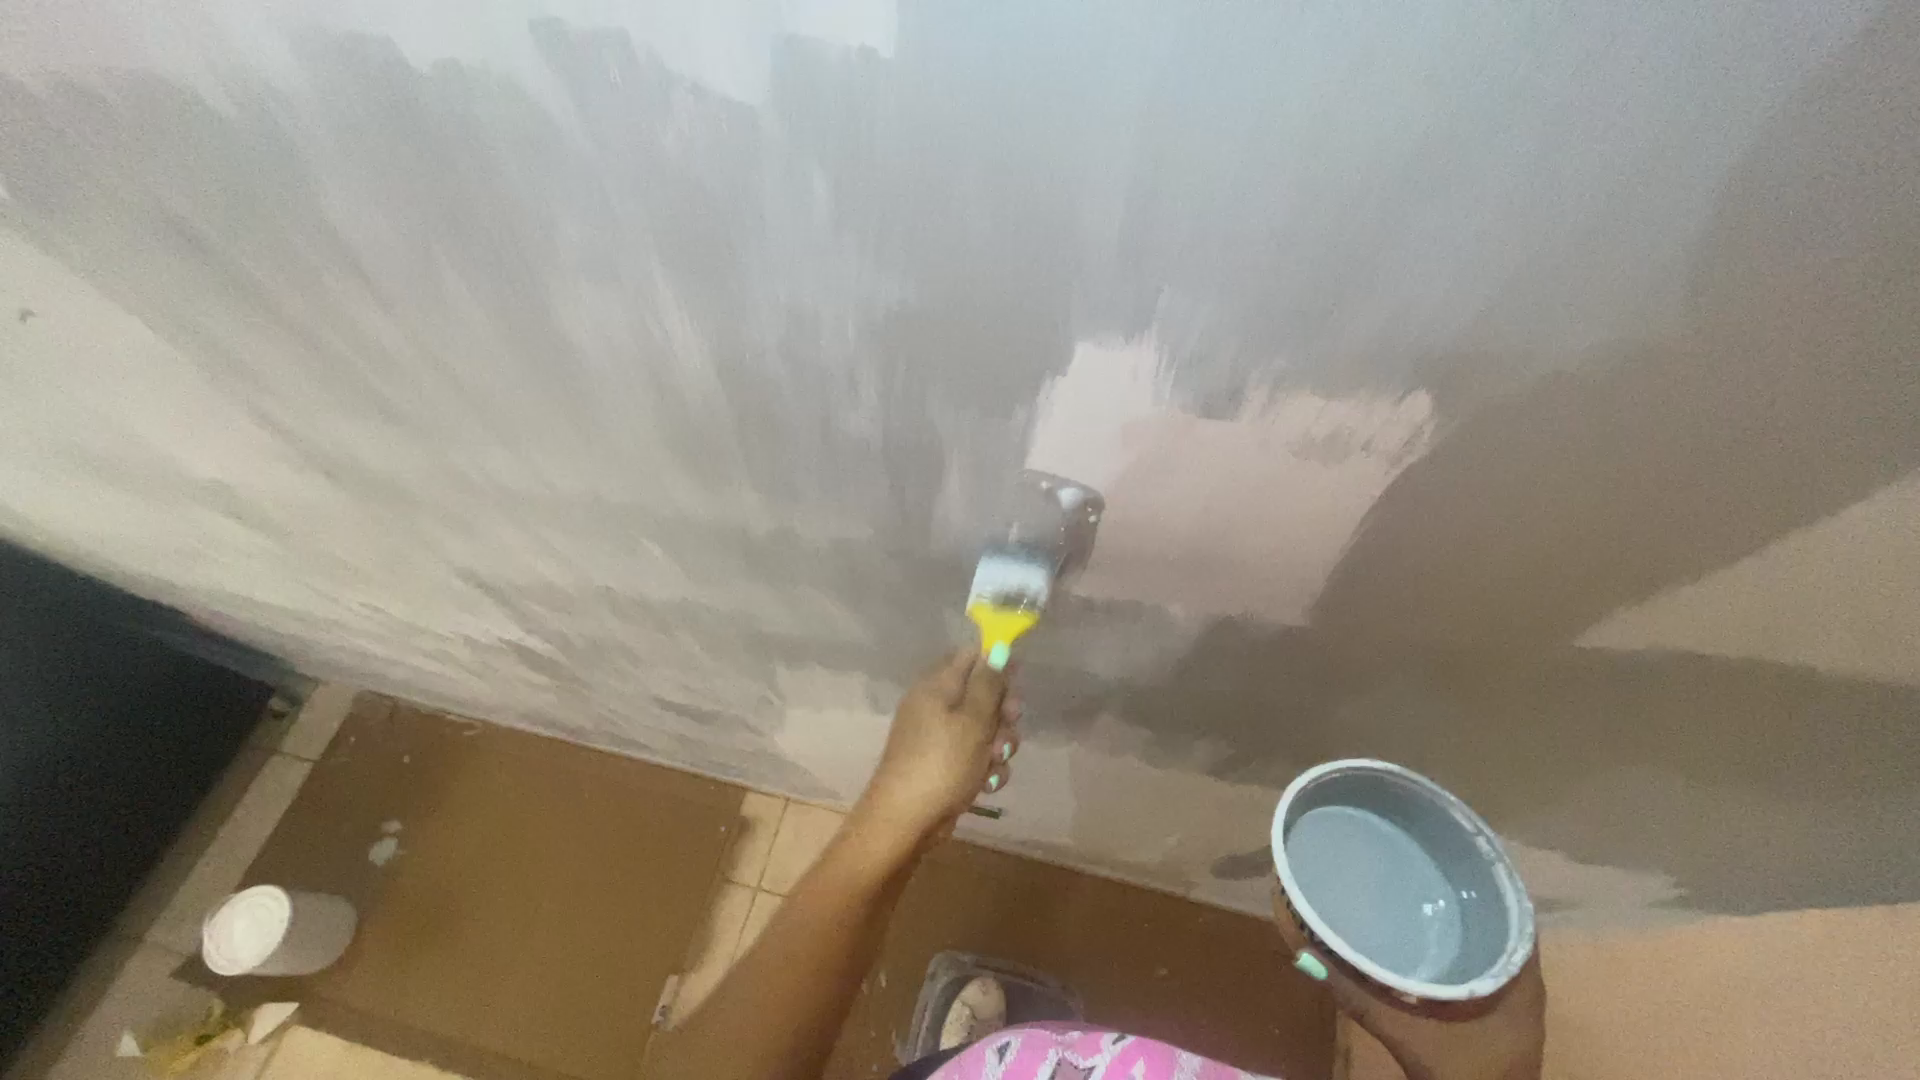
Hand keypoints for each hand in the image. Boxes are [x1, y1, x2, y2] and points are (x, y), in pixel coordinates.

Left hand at [855, 650, 1019, 843]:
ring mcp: (939, 736)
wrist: (906, 820)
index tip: (1016, 683)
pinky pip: (975, 755)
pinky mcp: (945, 763)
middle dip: (1003, 713)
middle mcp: (936, 705)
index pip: (971, 655)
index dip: (997, 664)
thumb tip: (999, 646)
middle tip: (1008, 726)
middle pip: (983, 693)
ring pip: (984, 728)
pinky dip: (985, 767)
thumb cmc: (942, 763)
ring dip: (998, 745)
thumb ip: (989, 683)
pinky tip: (987, 784)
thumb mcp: (973, 720)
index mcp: (937, 685)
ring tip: (994, 763)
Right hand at [1272, 884, 1545, 1079]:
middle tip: (1411, 860)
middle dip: (1457, 890)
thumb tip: (1303, 951)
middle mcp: (1524, 983)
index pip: (1513, 906)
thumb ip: (1355, 993)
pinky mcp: (1497, 1018)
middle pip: (1498, 920)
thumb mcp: (1404, 1032)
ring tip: (1408, 888)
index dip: (1482, 872)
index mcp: (1521, 977)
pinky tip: (1418, 939)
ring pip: (1489, 943)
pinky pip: (1479, 966)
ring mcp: (1513, 1003)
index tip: (1442, 845)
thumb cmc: (1461, 1074)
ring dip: (1456, 919)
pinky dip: (1454, 947)